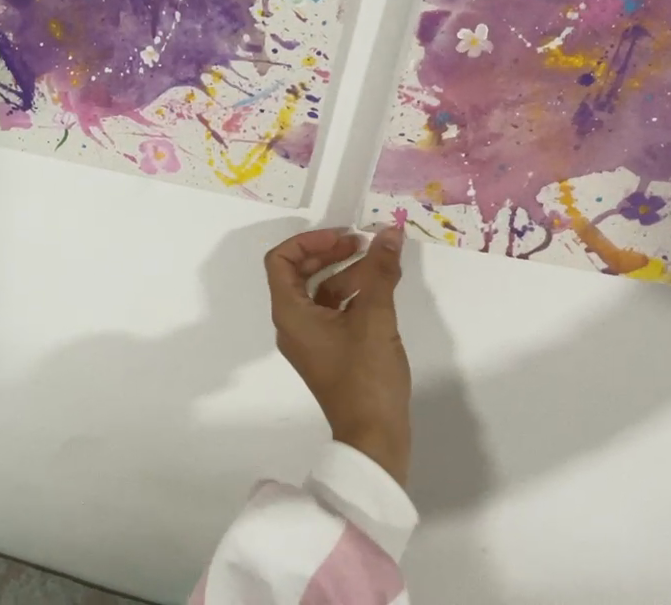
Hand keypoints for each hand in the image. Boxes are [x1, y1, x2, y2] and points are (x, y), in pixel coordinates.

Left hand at [264, 227, 411, 487]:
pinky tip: (381, 291)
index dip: (309, 241)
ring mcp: (309, 339)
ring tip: (382, 266)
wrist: (374, 438)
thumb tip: (389, 233)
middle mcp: (292, 323)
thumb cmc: (366, 376)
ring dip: (347, 273)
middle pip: (299, 273)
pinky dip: (352, 295)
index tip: (343, 237)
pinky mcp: (328, 351)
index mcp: (289, 313)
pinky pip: (332, 311)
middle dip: (330, 253)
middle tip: (363, 244)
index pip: (281, 261)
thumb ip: (380, 271)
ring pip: (320, 292)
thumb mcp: (376, 317)